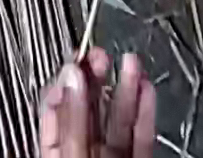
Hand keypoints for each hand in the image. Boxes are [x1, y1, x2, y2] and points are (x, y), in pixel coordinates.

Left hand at [38, 48, 154, 157]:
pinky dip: (145, 113)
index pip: (56, 105)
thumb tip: (72, 75)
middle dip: (96, 77)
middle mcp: (81, 152)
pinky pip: (140, 138)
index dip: (66, 78)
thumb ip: (74, 121)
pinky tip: (146, 90)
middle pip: (89, 107)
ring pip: (117, 120)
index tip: (77, 59)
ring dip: (126, 87)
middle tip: (102, 54)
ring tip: (132, 61)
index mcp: (56, 151)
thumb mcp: (73, 157)